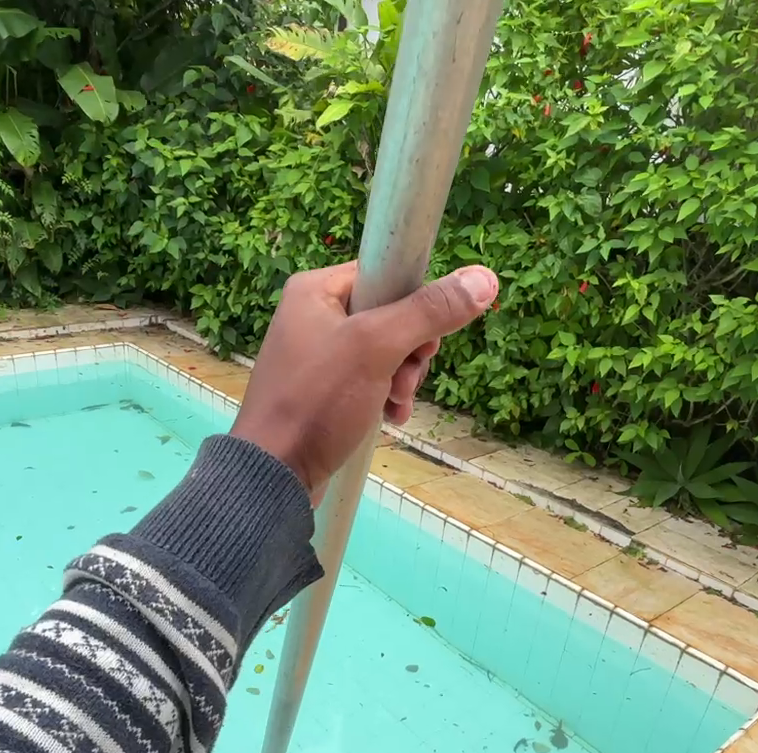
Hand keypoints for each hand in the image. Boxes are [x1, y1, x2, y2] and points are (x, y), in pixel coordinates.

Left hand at [229, 261, 498, 501]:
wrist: (273, 473)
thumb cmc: (318, 401)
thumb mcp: (376, 349)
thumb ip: (428, 312)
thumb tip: (484, 278)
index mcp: (316, 289)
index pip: (385, 273)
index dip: (415, 303)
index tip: (426, 339)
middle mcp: (312, 315)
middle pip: (389, 315)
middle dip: (411, 351)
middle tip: (406, 377)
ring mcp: (315, 355)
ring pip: (383, 352)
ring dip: (402, 378)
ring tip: (396, 404)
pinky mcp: (319, 390)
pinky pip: (366, 380)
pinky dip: (385, 396)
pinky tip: (390, 418)